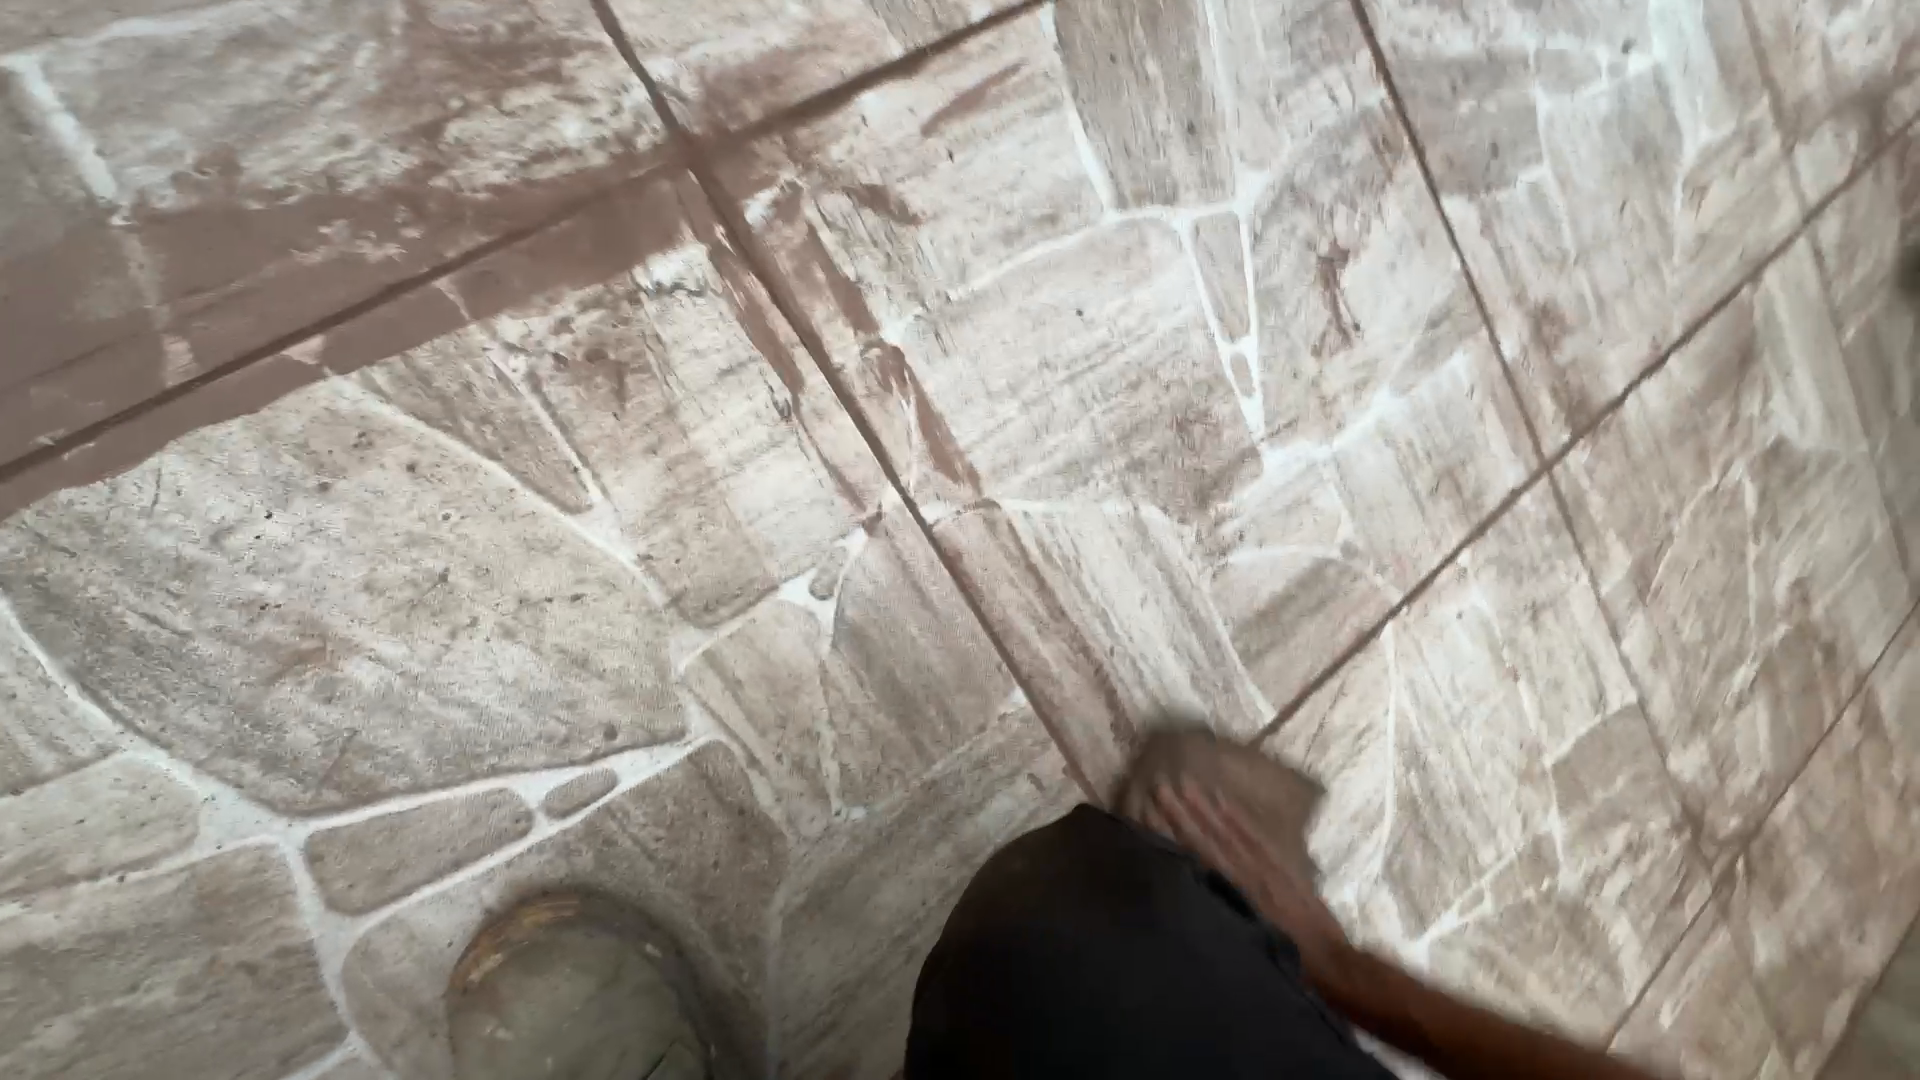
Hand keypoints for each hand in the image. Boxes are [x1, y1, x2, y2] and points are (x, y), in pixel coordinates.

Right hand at [1143, 780, 1352, 983]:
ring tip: (1187, 785)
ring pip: (1232, 830)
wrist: (1333, 963)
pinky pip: (1256, 834)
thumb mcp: (1249, 942)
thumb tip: (1192, 888)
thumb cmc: (1285, 962)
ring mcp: (1268, 865)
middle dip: (1186, 811)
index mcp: (1240, 893)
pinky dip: (1238, 816)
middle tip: (1163, 787)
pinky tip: (1223, 801)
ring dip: (1207, 807)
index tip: (1157, 809)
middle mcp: (1250, 873)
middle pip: (1213, 835)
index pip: (1203, 853)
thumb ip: (1224, 913)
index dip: (1179, 829)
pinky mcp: (1282, 864)